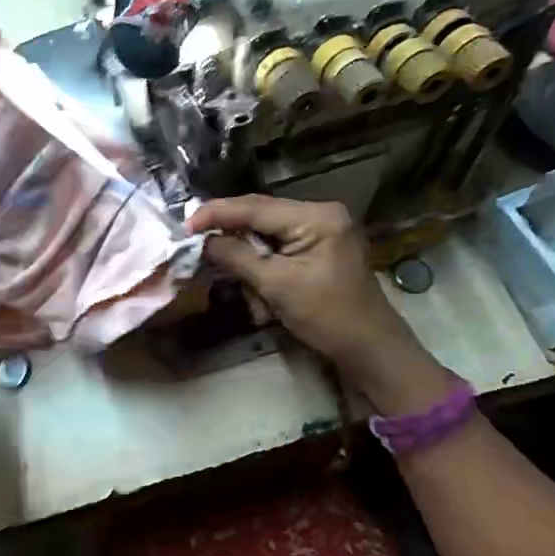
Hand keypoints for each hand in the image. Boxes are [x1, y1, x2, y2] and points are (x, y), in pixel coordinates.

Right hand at [188, 195, 452, 414]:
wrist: (370, 348)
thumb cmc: (328, 317)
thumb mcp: (277, 286)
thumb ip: (237, 257)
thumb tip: (202, 240)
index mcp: (317, 216)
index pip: (256, 207)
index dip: (217, 213)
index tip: (185, 225)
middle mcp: (321, 213)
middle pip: (261, 214)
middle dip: (229, 231)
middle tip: (193, 241)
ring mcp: (323, 229)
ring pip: (267, 231)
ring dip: (245, 251)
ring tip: (225, 268)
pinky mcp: (320, 247)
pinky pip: (280, 245)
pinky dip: (262, 261)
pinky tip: (250, 278)